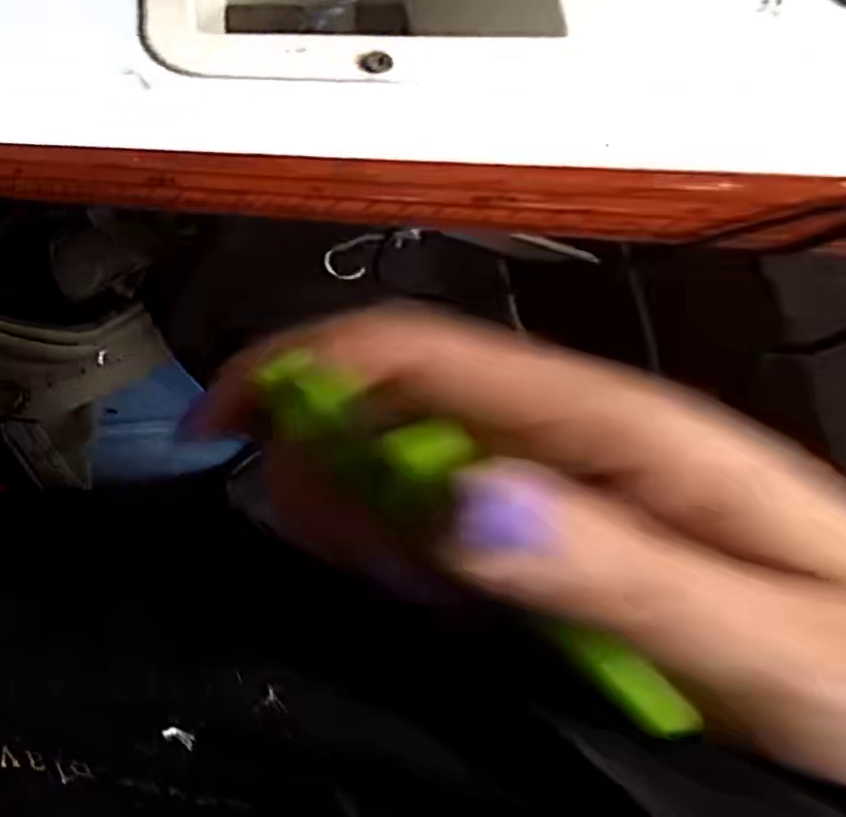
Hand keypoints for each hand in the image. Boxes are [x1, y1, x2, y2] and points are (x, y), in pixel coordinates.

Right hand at [200, 307, 845, 782]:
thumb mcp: (771, 639)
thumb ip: (616, 570)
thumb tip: (464, 503)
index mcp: (585, 413)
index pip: (387, 346)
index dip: (280, 366)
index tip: (213, 423)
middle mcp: (529, 414)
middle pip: (353, 385)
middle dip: (306, 454)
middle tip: (335, 545)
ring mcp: (509, 449)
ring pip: (357, 432)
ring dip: (333, 496)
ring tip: (390, 574)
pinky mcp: (497, 488)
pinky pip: (385, 479)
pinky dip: (360, 519)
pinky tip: (403, 569)